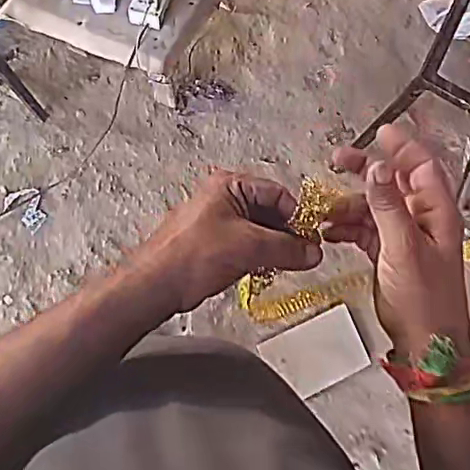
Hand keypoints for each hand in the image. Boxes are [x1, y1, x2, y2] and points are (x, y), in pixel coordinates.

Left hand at [127, 169, 323, 313]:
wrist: (156, 285)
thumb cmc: (189, 256)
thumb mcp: (249, 247)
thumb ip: (287, 248)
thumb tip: (311, 251)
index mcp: (228, 185)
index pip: (277, 193)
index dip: (297, 215)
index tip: (313, 237)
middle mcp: (222, 198)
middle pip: (269, 212)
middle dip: (287, 234)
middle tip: (304, 254)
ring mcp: (217, 221)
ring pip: (259, 230)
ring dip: (274, 248)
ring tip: (284, 264)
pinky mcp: (213, 243)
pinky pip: (246, 245)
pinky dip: (259, 256)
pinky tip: (264, 270)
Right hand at [326, 125, 469, 359]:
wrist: (426, 344)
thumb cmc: (424, 300)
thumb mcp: (403, 248)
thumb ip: (388, 206)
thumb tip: (376, 167)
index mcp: (437, 213)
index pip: (421, 167)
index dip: (402, 147)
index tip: (381, 131)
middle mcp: (422, 220)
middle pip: (392, 183)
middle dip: (365, 171)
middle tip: (338, 159)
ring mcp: (404, 236)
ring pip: (373, 207)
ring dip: (348, 206)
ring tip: (324, 211)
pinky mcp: (388, 252)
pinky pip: (365, 229)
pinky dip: (346, 227)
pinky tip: (329, 232)